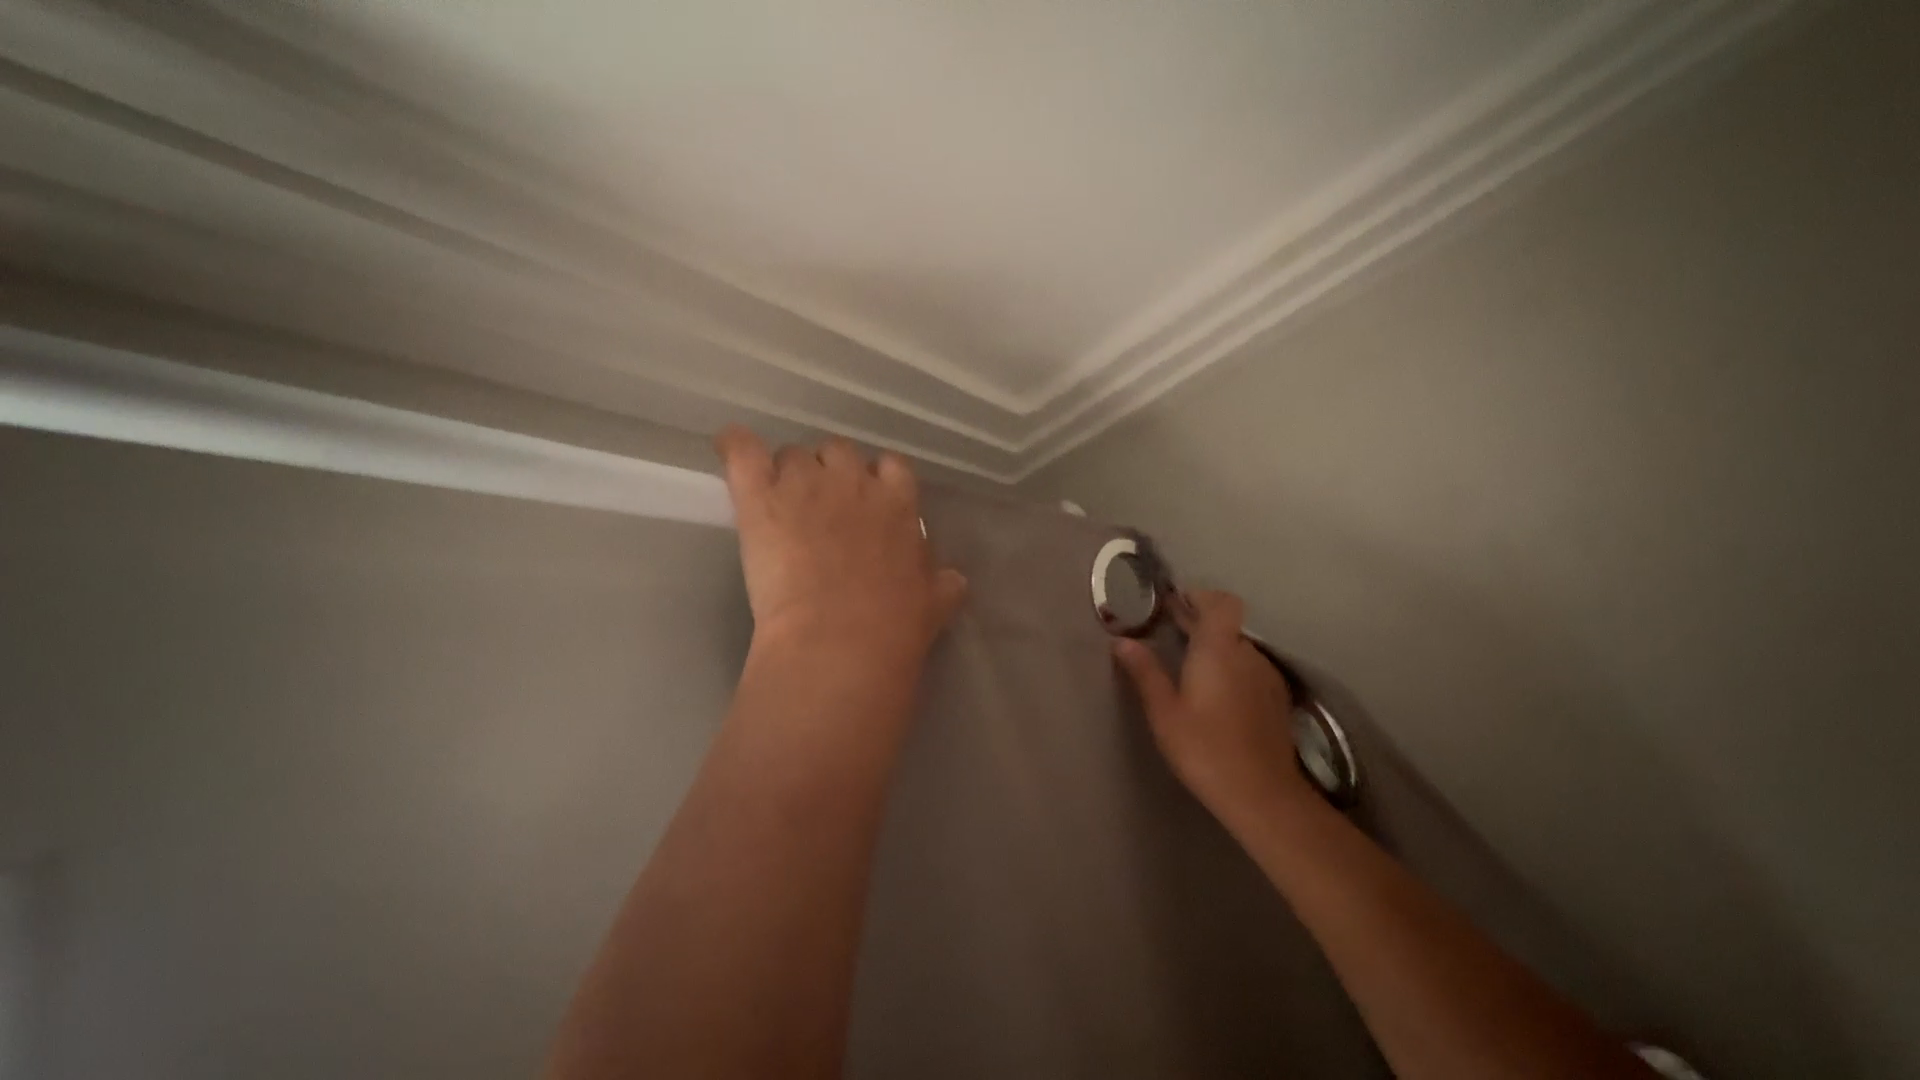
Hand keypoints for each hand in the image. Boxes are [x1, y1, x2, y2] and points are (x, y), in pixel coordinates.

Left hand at [716, 427, 967, 661]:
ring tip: (778, 503)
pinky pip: (742, 450)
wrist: (841, 640)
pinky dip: (735, 444)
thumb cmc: (894, 627)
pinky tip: (729, 445)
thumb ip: (942, 583)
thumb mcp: (935, 604)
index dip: (875, 480)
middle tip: (819, 506)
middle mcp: (853, 481)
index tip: (866, 502)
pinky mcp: (758, 498)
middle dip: (829, 473)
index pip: (891, 467)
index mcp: (898, 502)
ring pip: (792, 456)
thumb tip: (953, 578)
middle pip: (838, 453)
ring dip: (787, 473)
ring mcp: (803, 484)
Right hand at [1112, 590, 1310, 818]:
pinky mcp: (1276, 699)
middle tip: (1169, 629)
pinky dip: (1231, 670)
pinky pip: (1250, 670)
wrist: (1261, 793)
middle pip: (1227, 623)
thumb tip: (1122, 641)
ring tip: (1188, 664)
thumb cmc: (1204, 748)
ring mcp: (1266, 676)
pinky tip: (1215, 694)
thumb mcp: (1164, 712)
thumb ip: (1145, 672)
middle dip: (1199, 622)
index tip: (1174, 604)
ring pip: (1239, 648)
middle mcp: (1247, 653)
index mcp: (1218, 649)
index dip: (1199, 596)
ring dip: (1216, 648)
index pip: (1220, 601)